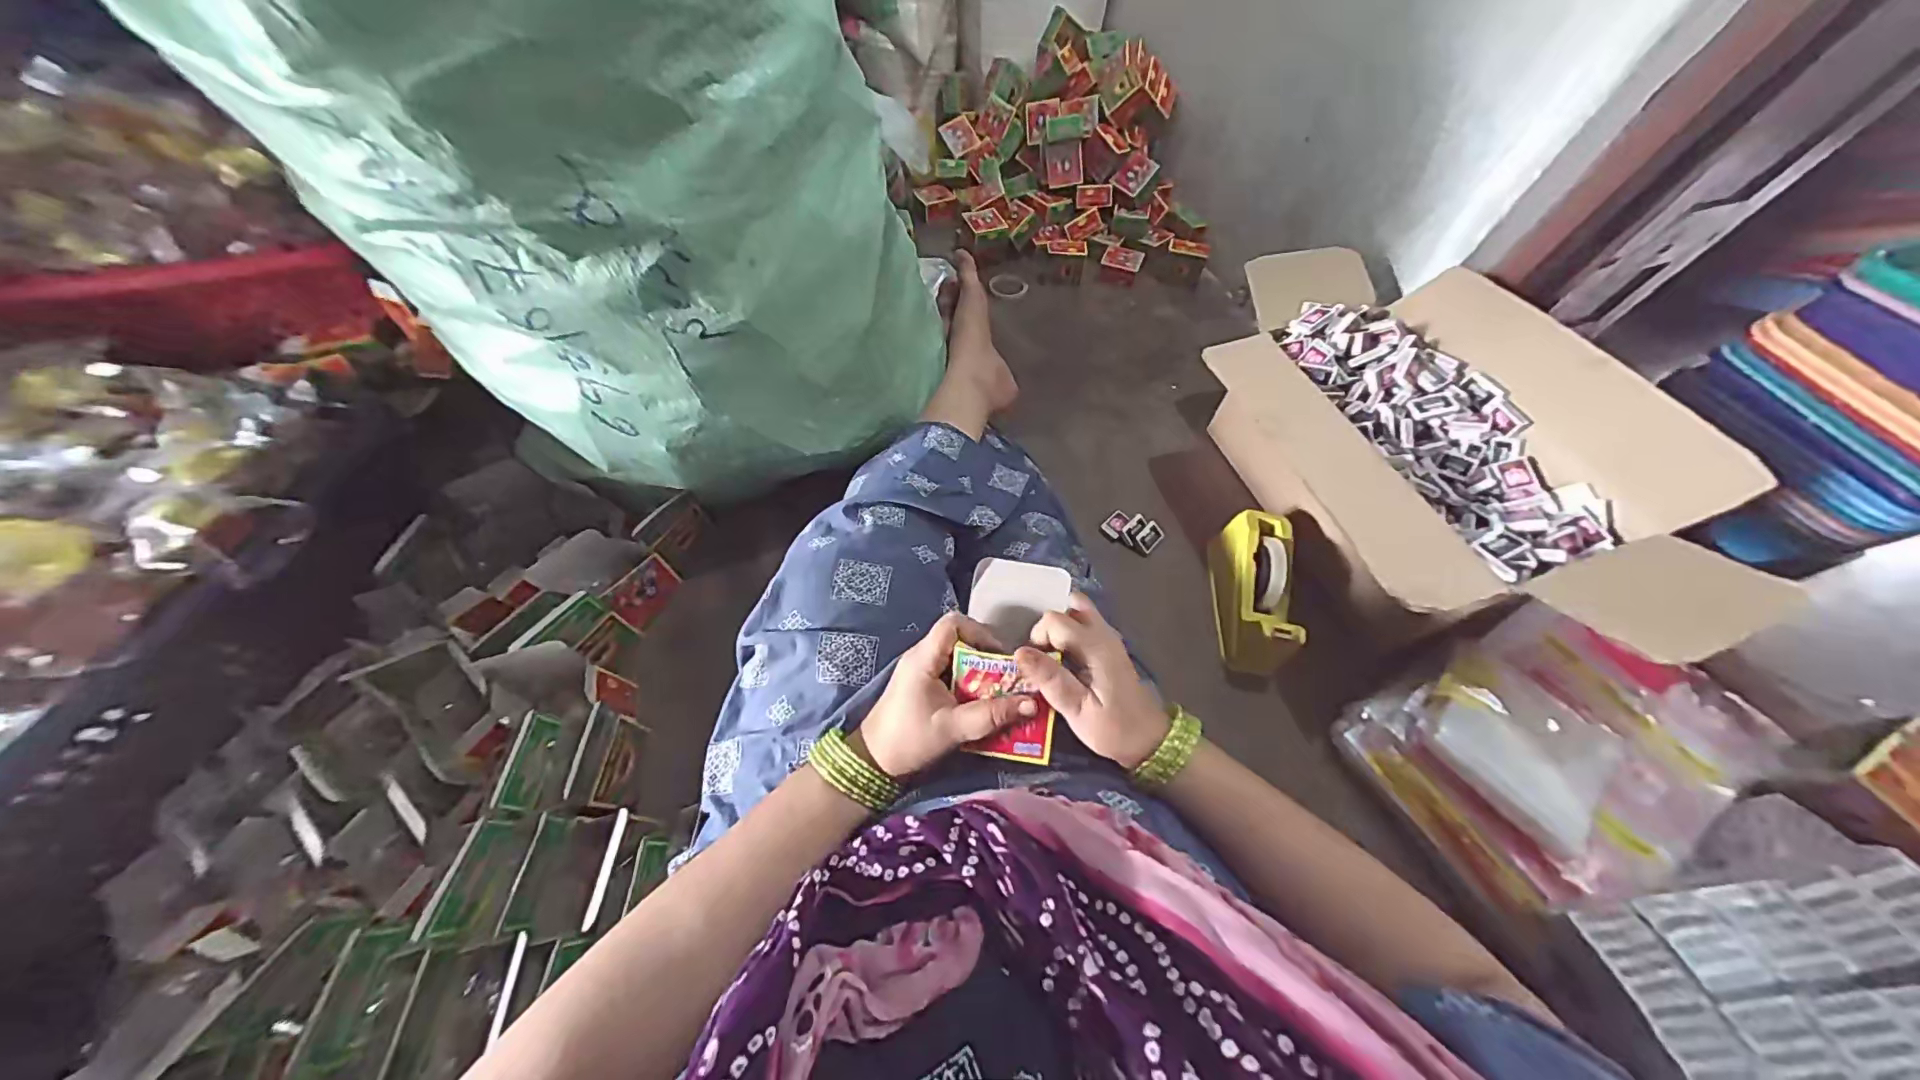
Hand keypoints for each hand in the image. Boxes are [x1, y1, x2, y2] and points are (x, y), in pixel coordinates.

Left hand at [852, 613, 1040, 778]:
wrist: (873, 762)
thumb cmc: (908, 740)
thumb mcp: (953, 728)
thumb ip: (991, 715)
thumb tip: (1031, 703)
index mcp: (923, 658)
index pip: (953, 623)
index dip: (980, 633)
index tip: (1000, 657)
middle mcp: (921, 657)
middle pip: (960, 638)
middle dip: (987, 656)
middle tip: (1007, 678)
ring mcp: (921, 670)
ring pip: (958, 656)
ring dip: (980, 671)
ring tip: (999, 691)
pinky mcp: (923, 684)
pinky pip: (953, 672)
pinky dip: (970, 683)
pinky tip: (982, 702)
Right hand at [1016, 593, 1169, 768]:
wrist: (1149, 741)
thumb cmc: (1114, 729)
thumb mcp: (1077, 711)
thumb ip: (1050, 679)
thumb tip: (1020, 653)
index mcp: (1096, 646)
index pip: (1054, 619)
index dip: (1037, 638)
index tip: (1035, 665)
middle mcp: (1103, 634)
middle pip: (1069, 605)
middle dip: (1048, 625)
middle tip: (1042, 656)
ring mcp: (1108, 638)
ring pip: (1077, 612)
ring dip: (1058, 628)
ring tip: (1050, 657)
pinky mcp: (1108, 647)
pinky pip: (1083, 626)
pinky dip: (1067, 634)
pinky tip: (1062, 661)